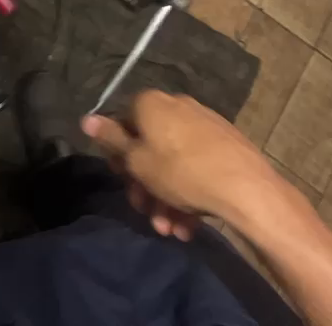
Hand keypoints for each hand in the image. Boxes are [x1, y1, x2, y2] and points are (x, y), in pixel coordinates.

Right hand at [83, 90, 301, 235]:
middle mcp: (175, 104)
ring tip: (172, 229)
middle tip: (146, 212)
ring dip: (166, 196)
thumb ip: (111, 140)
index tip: (123, 182)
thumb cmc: (180, 172)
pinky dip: (189, 190)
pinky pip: (196, 164)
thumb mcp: (137, 161)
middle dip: (145, 184)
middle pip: (149, 145)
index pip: (122, 123)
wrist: (246, 188)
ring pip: (173, 160)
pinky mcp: (226, 142)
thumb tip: (85, 118)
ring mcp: (203, 122)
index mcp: (150, 103)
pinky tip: (190, 223)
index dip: (119, 156)